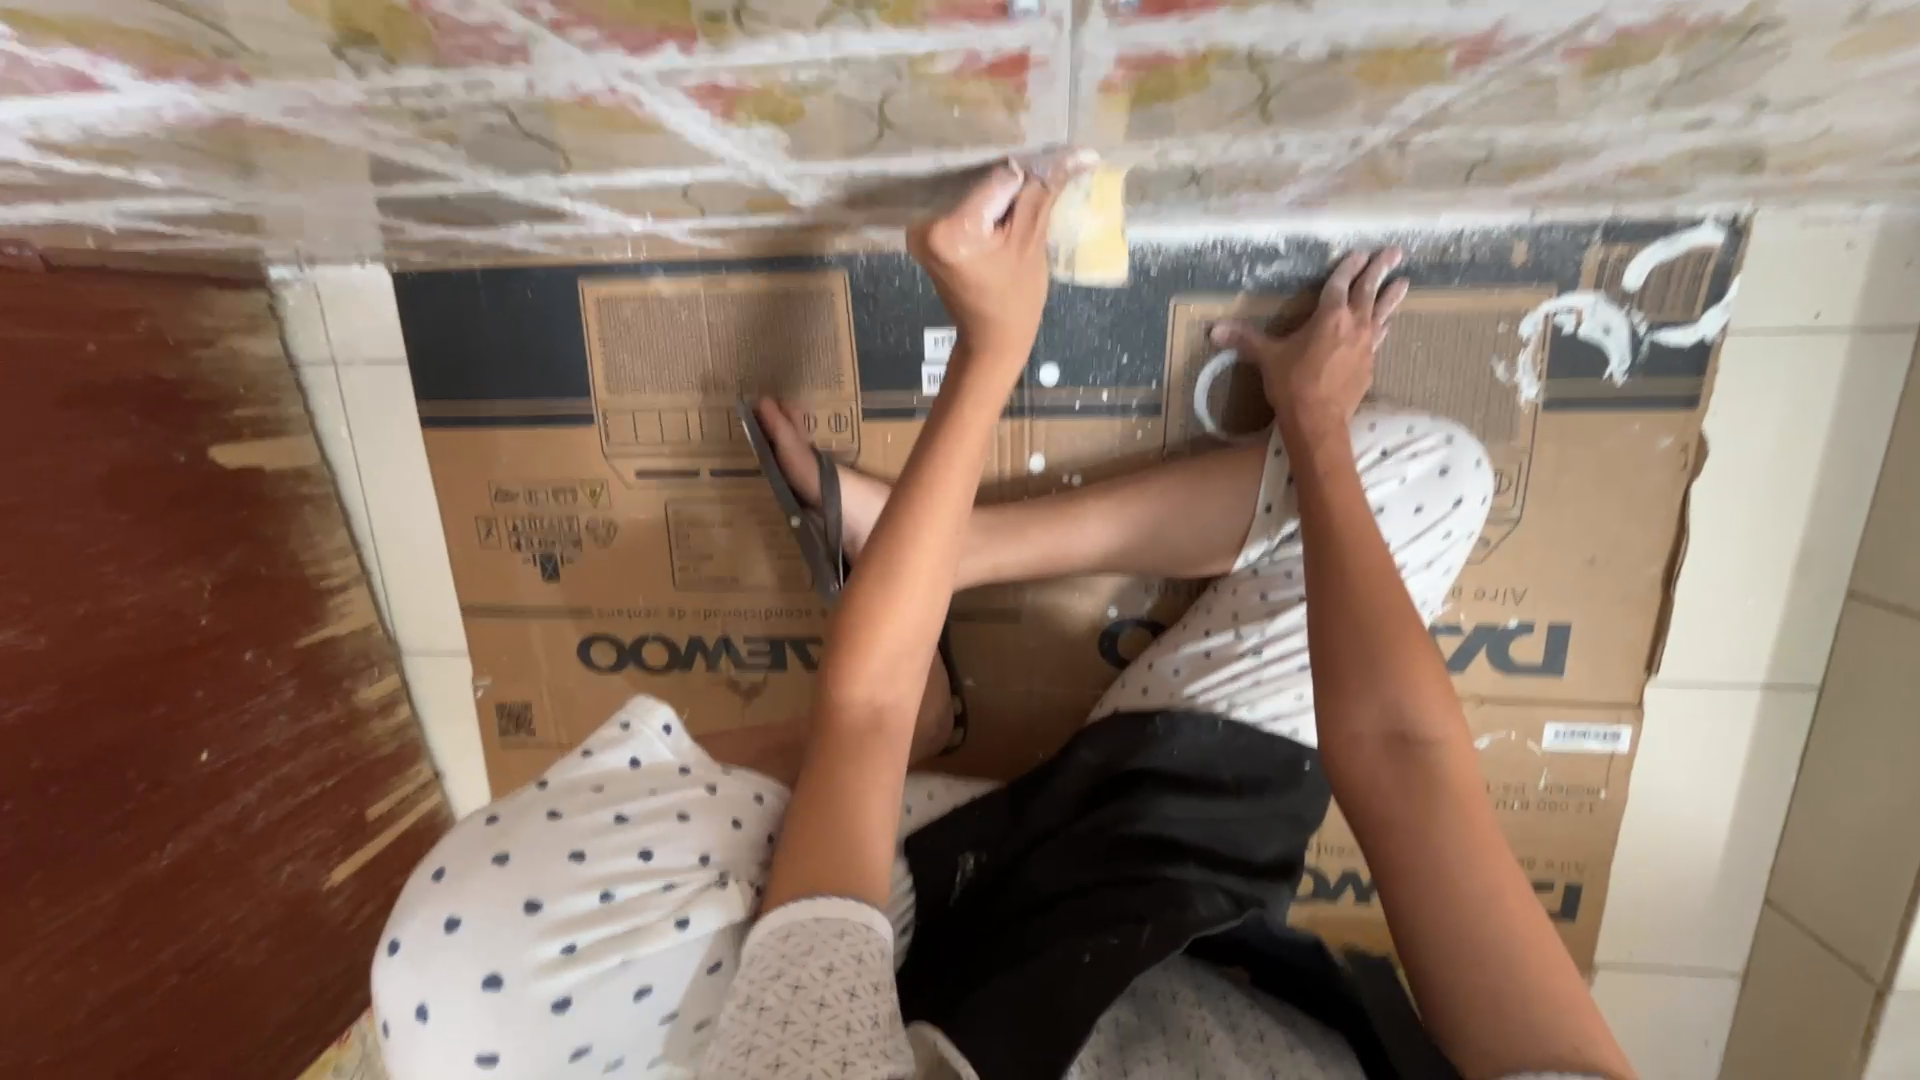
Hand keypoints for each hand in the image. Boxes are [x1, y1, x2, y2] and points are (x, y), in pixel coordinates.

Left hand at [908, 161, 1060, 364]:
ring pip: (967, 187)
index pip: (996, 177)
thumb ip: (1045, 191)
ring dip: (996, 183)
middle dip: (1009, 171)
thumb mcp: (1031, 242)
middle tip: (1043, 162)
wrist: (991, 339)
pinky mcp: (926, 232)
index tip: (1054, 162)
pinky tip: (1004, 200)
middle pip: (975, 177)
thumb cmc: (1015, 300)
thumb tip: (1081, 152)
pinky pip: (959, 202)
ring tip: (1027, 179)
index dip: (1028, 169)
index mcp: (950, 229)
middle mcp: (924, 223)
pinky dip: (982, 199)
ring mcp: (920, 228)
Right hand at [1211, 248, 1408, 443]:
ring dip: (1392, 295)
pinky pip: (1379, 337)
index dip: (1347, 267)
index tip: (1358, 253)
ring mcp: (1366, 344)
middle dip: (1379, 270)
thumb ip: (1245, 340)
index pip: (1340, 284)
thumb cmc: (1292, 385)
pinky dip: (1382, 326)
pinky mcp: (1369, 364)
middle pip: (1369, 291)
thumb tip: (1213, 330)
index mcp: (1329, 316)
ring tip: (1404, 281)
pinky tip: (1386, 324)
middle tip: (1394, 252)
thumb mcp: (1266, 358)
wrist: (1318, 421)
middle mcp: (1353, 324)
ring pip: (1382, 312)